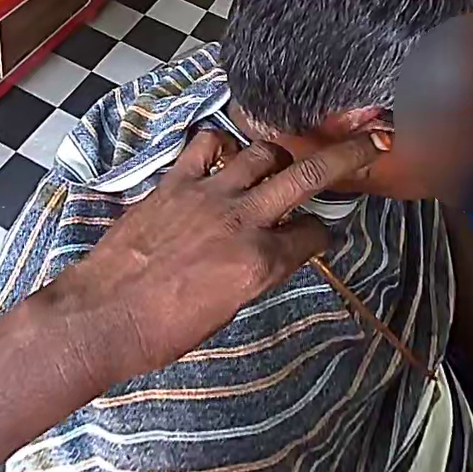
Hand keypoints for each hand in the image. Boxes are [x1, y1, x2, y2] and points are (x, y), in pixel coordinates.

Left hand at [26, 130, 379, 387]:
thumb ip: (256, 272)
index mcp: (260, 263)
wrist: (104, 314)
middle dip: (344, 156)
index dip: (323, 234)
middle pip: (306, 176)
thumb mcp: (226, 311)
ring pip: (260, 151)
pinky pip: (204, 144)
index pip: (313, 236)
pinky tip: (220, 152)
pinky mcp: (176, 180)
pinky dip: (218, 143)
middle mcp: (243, 219)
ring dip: (275, 154)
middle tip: (368, 142)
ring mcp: (208, 193)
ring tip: (275, 160)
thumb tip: (272, 251)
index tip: (324, 231)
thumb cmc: (164, 330)